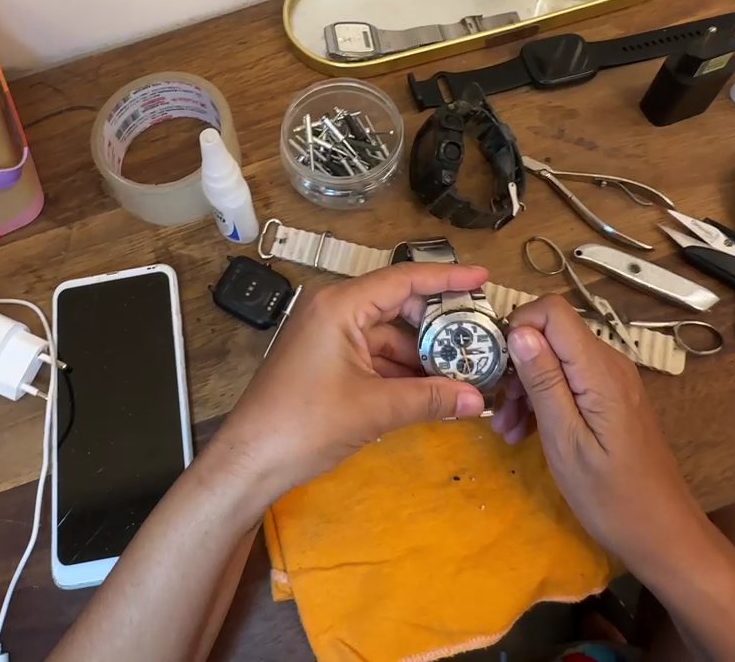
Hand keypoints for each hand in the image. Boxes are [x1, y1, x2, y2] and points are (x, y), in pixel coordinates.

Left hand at [207, 262, 492, 497]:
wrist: (251, 458)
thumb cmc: (306, 422)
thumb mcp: (374, 409)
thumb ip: (429, 398)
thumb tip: (478, 400)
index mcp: (339, 304)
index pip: (402, 279)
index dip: (446, 278)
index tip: (483, 276)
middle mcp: (332, 308)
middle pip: (396, 304)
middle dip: (437, 323)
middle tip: (479, 334)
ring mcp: (326, 332)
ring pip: (386, 333)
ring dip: (420, 353)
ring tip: (463, 370)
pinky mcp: (325, 357)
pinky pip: (371, 353)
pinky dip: (399, 369)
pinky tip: (430, 388)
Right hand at [489, 295, 708, 572]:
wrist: (665, 537)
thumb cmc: (612, 497)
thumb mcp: (566, 442)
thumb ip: (544, 382)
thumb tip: (519, 330)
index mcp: (600, 371)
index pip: (553, 310)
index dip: (519, 325)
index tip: (499, 365)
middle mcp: (609, 363)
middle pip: (550, 334)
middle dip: (516, 363)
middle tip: (498, 408)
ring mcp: (611, 380)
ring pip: (554, 357)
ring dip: (525, 386)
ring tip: (506, 428)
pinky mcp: (609, 396)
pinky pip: (567, 379)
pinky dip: (542, 399)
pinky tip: (524, 431)